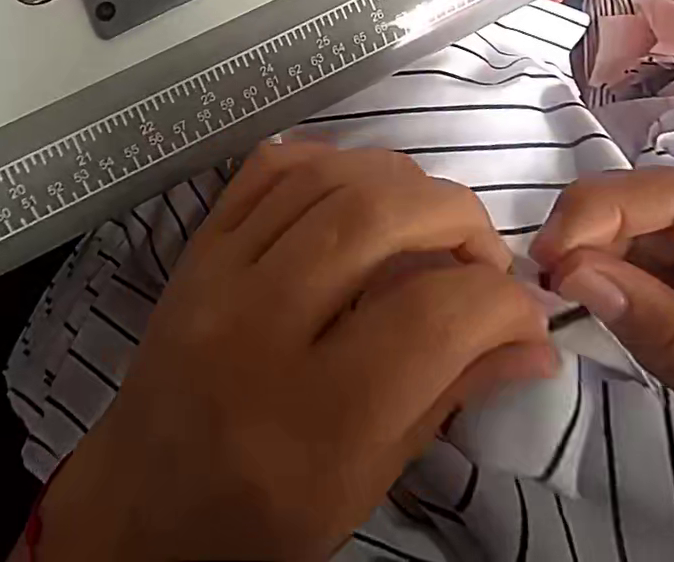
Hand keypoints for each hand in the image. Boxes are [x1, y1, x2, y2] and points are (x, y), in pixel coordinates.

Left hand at [37, 143, 556, 561]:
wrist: (142, 499)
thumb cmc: (261, 514)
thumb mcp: (365, 484)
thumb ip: (448, 397)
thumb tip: (531, 339)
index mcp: (310, 418)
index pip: (430, 317)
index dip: (498, 302)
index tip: (520, 309)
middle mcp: (257, 327)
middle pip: (375, 218)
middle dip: (455, 216)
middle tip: (480, 248)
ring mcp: (218, 272)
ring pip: (325, 177)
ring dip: (400, 179)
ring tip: (428, 214)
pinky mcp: (198, 245)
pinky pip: (269, 166)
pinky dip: (329, 158)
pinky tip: (359, 186)